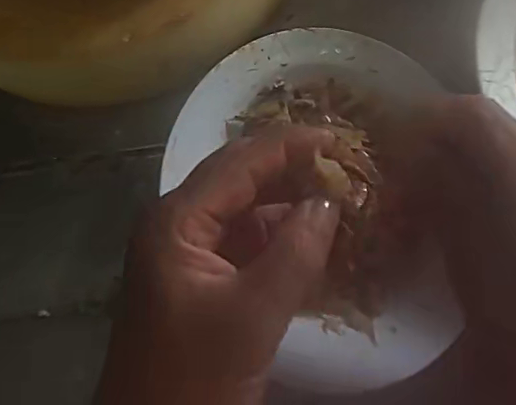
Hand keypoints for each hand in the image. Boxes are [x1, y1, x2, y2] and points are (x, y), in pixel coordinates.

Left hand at [95, 127, 342, 404]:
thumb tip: (328, 201)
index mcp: (176, 218)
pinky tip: (314, 236)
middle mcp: (178, 222)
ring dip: (287, 201)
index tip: (333, 136)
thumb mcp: (250, 319)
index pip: (238, 163)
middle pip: (239, 178)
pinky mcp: (202, 281)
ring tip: (336, 191)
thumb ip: (293, 255)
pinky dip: (279, 237)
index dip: (287, 145)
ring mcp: (188, 252)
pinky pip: (244, 243)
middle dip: (288, 166)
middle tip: (339, 159)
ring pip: (244, 210)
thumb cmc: (192, 379)